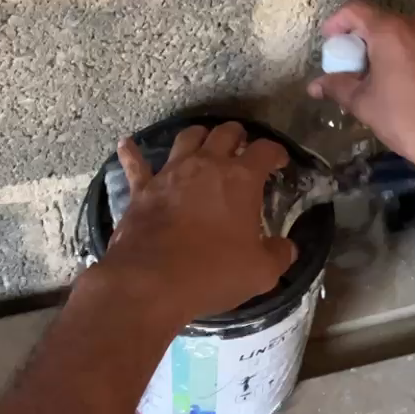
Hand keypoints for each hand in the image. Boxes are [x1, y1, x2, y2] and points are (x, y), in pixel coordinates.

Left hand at [95, 122, 297, 327]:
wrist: (152, 280)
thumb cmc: (212, 272)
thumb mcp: (260, 272)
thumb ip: (278, 255)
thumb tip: (287, 247)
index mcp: (241, 179)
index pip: (265, 150)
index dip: (276, 152)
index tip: (279, 160)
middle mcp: (206, 164)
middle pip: (225, 133)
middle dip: (237, 135)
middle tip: (242, 146)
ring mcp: (171, 173)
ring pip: (187, 138)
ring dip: (199, 136)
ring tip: (204, 141)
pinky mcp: (143, 188)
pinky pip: (136, 164)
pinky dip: (132, 153)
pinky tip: (127, 144)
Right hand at [307, 1, 414, 180]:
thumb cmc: (406, 119)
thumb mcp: (364, 104)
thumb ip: (337, 87)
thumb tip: (314, 86)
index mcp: (391, 31)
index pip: (356, 10)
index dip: (337, 22)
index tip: (329, 41)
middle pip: (381, 21)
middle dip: (361, 39)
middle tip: (349, 64)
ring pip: (403, 33)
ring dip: (384, 47)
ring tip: (375, 76)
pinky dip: (405, 55)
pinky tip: (401, 82)